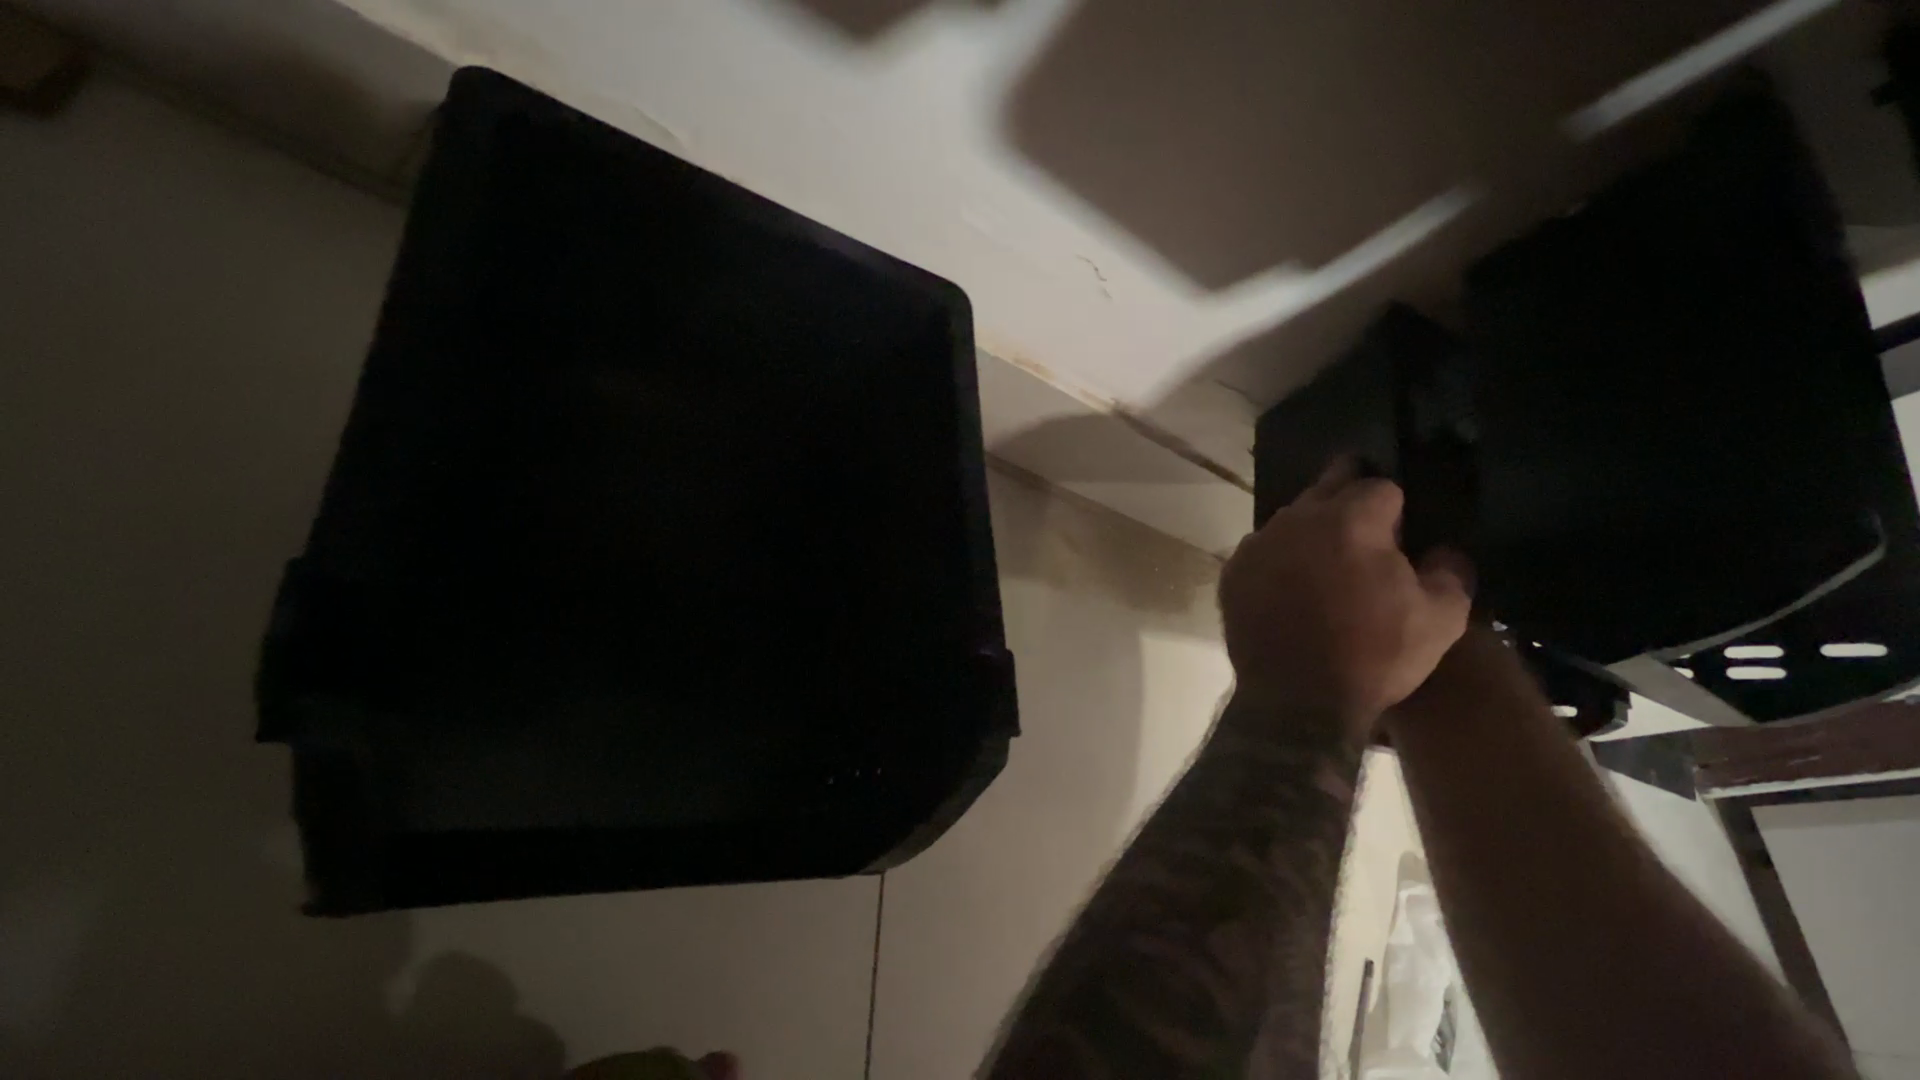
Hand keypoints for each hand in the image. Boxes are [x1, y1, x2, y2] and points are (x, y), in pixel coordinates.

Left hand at [1219, 460, 1472, 735]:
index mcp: (1351, 519)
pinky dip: (1279, 560)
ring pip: (1291, 518)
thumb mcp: (1440, 618)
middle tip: (1365, 527)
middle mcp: (1297, 519)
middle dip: (1350, 497)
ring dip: (1311, 531)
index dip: (1394, 507)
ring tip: (1326, 564)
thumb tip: (1443, 551)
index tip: (1400, 531)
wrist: (1296, 701)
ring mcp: (1258, 543)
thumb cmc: (1373, 657)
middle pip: (1329, 487)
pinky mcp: (1233, 571)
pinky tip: (1290, 588)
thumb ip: (1450, 571)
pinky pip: (1263, 551)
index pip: (1379, 486)